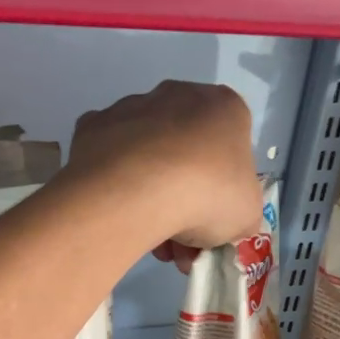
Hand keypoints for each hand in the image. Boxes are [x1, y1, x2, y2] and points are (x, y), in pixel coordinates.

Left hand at [64, 81, 261, 266]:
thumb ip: (242, 213)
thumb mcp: (247, 215)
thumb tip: (227, 220)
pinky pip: (109, 159)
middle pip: (186, 155)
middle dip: (184, 202)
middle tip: (177, 244)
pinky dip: (114, 184)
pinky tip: (117, 212)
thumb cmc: (208, 194)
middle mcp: (178, 94)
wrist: (137, 189)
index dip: (223, 194)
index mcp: (225, 108)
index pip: (231, 151)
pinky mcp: (92, 125)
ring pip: (147, 157)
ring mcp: (131, 106)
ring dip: (150, 197)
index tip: (211, 226)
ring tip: (146, 239)